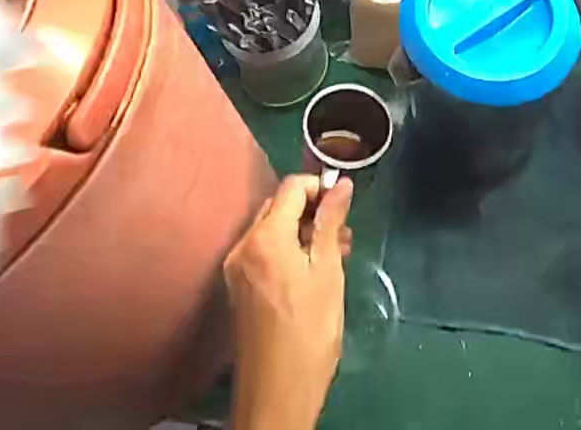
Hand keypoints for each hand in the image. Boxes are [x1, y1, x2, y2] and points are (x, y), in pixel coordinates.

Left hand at [224, 174, 353, 429]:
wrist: (276, 396)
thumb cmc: (309, 331)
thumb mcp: (327, 271)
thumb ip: (331, 221)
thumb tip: (342, 184)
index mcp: (264, 238)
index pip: (292, 187)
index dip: (321, 187)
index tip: (344, 204)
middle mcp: (242, 246)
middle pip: (279, 206)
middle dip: (312, 209)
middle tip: (342, 230)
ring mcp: (235, 269)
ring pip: (272, 228)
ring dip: (302, 230)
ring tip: (335, 250)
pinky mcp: (237, 288)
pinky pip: (263, 251)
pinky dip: (287, 249)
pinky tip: (312, 268)